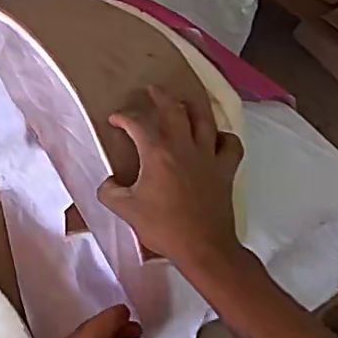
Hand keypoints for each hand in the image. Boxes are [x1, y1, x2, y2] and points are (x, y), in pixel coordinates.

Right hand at [96, 85, 244, 270]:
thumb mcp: (126, 210)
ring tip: (185, 101)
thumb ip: (110, 192)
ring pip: (204, 119)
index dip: (123, 118)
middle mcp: (184, 147)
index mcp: (157, 153)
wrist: (203, 247)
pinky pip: (230, 144)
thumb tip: (108, 182)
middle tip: (153, 90)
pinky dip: (223, 137)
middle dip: (161, 96)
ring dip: (193, 106)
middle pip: (174, 109)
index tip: (115, 120)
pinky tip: (215, 139)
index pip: (137, 125)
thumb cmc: (163, 227)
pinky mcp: (226, 169)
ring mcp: (208, 156)